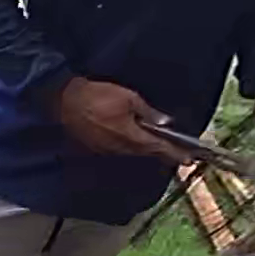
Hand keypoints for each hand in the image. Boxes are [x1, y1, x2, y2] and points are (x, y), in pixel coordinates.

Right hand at [54, 77, 192, 163]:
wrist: (66, 101)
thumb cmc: (99, 96)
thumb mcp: (130, 98)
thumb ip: (149, 113)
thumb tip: (165, 123)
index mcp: (129, 135)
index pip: (157, 147)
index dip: (174, 153)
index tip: (188, 159)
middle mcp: (118, 147)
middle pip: (144, 153)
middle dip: (161, 154)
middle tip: (178, 157)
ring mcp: (104, 148)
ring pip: (130, 152)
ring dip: (145, 151)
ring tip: (157, 149)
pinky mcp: (94, 146)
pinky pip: (117, 150)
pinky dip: (129, 147)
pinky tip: (132, 142)